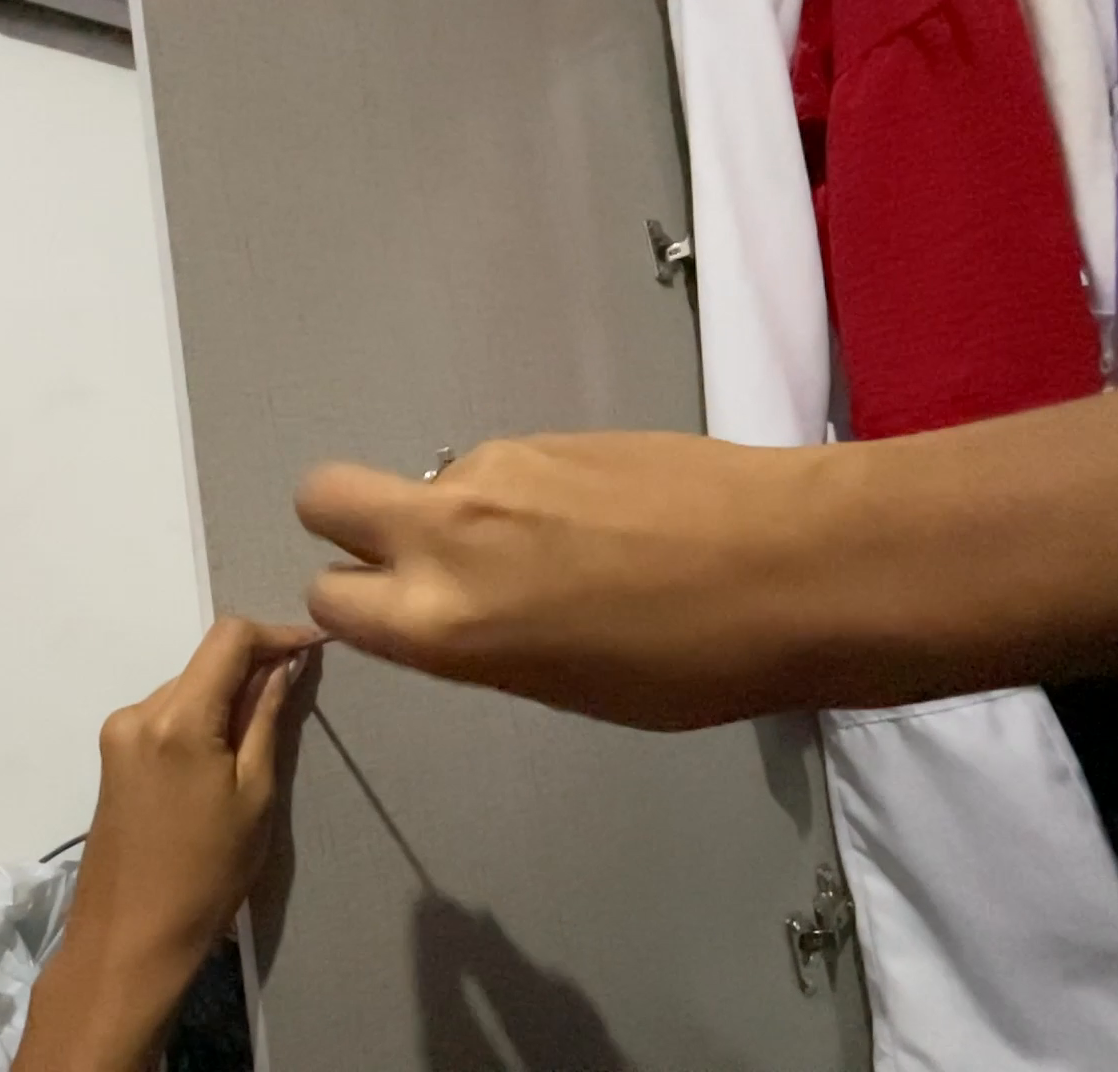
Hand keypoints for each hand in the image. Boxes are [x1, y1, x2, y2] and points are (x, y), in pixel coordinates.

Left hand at [17, 618, 317, 1071]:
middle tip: (292, 698)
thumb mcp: (255, 794)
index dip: (275, 634)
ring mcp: (119, 732)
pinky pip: (167, 711)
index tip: (312, 648)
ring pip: (188, 685)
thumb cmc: (206, 873)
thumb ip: (266, 717)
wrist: (129, 942)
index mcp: (177, 719)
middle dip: (253, 667)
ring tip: (255, 741)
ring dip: (225, 695)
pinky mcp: (112, 753)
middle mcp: (138, 711)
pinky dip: (200, 716)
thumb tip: (286, 663)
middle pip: (206, 661)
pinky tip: (218, 756)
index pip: (229, 638)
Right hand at [295, 433, 854, 729]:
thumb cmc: (682, 666)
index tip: (389, 614)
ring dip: (455, 515)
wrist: (796, 563)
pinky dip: (511, 494)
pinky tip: (588, 518)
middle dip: (344, 526)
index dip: (350, 607)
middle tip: (413, 557)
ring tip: (550, 548)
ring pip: (425, 485)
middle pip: (322, 495)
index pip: (328, 598)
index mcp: (441, 620)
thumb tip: (442, 608)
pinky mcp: (544, 431)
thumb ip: (470, 641)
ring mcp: (492, 466)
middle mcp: (444, 531)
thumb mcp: (554, 686)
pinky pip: (491, 468)